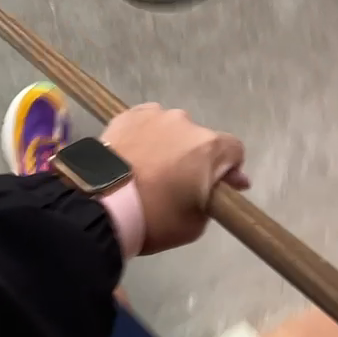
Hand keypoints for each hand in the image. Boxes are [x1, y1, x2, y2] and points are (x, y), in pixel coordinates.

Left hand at [101, 104, 247, 254]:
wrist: (103, 201)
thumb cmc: (156, 216)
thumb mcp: (196, 222)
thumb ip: (215, 197)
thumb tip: (227, 182)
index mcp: (208, 147)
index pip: (234, 150)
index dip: (229, 169)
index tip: (218, 187)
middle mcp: (185, 122)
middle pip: (200, 139)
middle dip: (195, 158)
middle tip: (178, 182)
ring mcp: (155, 113)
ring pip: (172, 129)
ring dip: (169, 144)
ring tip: (151, 168)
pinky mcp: (128, 113)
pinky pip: (147, 123)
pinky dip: (146, 136)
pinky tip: (134, 155)